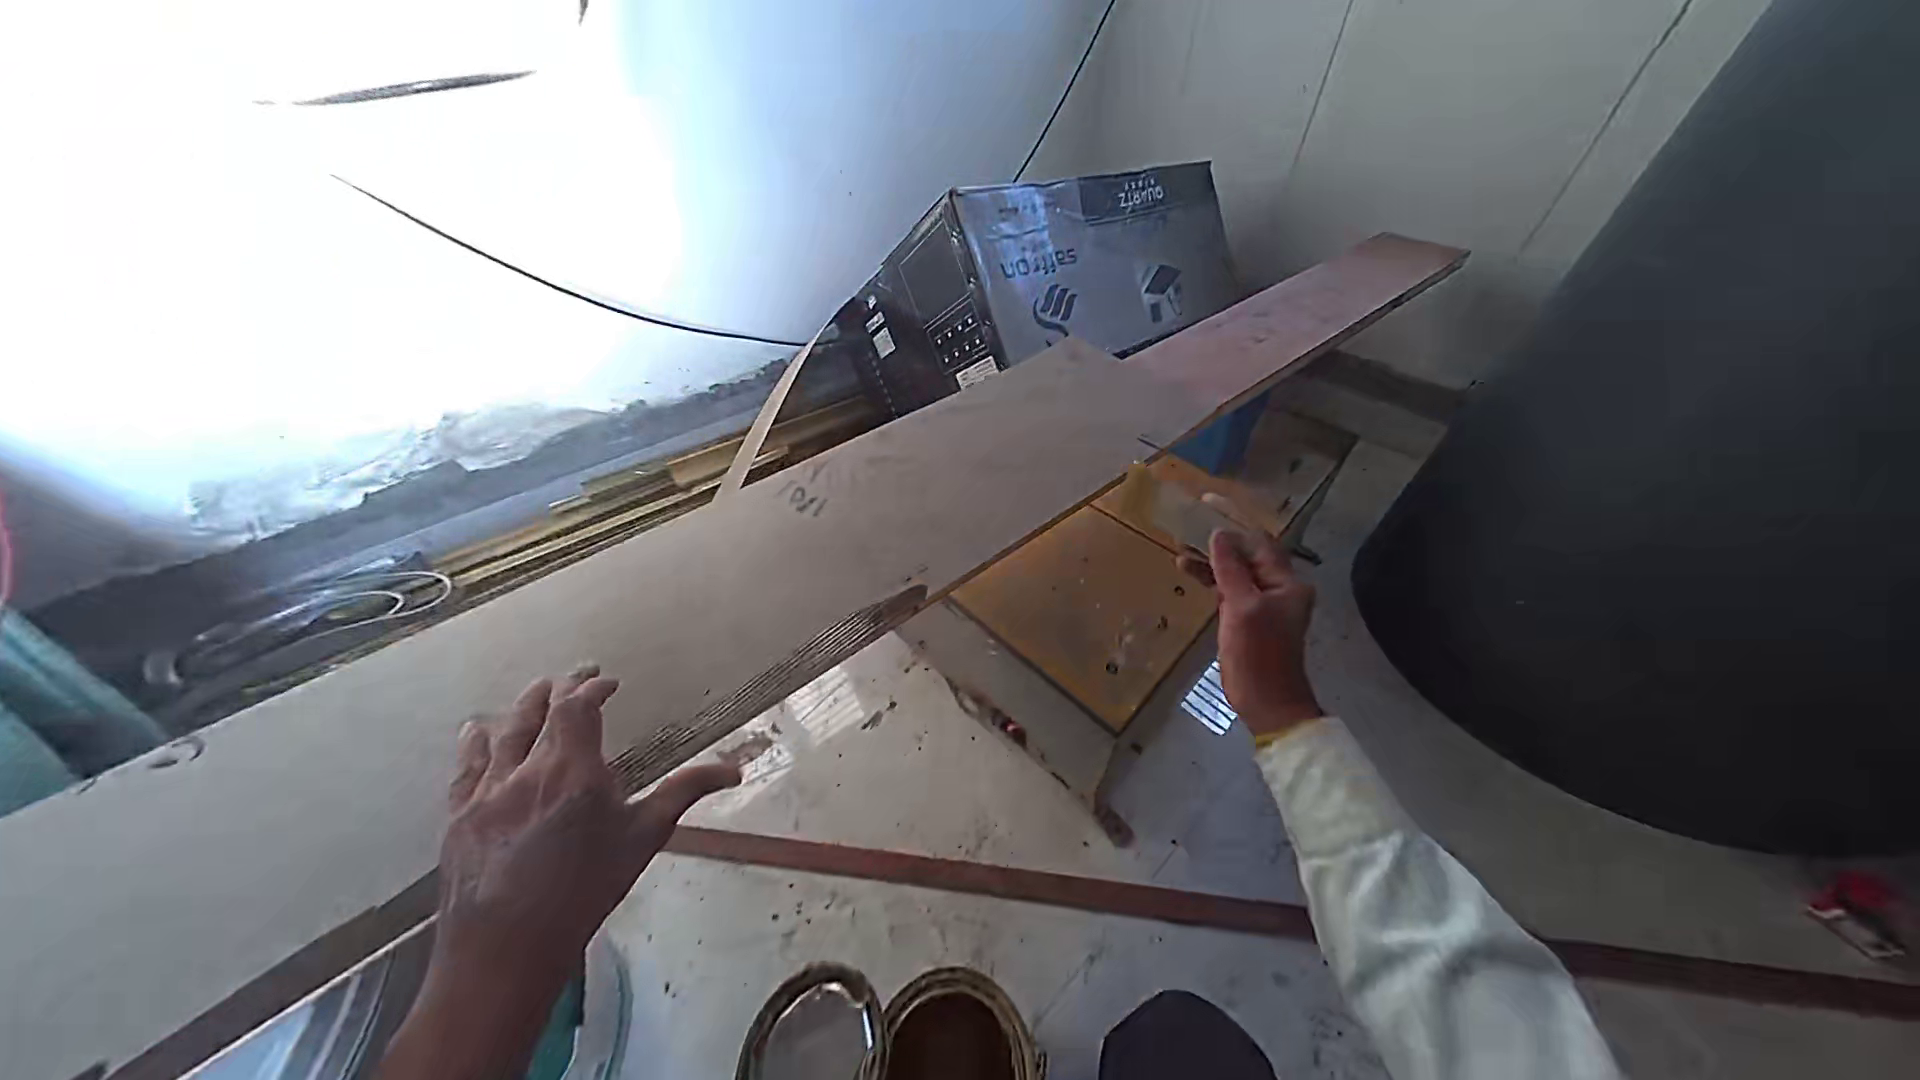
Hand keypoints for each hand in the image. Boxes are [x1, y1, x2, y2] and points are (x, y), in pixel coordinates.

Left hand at [378, 668, 738, 1079]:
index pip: (579, 707)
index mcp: (574, 771)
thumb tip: (734, 769)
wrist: (505, 951)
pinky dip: (475, 743)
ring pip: (503, 734)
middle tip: (579, 674)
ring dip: (524, 706)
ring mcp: (487, 793)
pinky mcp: (458, 817)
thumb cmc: (586, 889)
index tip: (610, 682)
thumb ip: (686, 792)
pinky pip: (465, 768)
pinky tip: (476, 729)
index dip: (593, 687)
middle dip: (562, 688)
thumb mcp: (645, 837)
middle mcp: (527, 771)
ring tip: (539, 689)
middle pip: (540, 712)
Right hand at [1180, 528, 1323, 738]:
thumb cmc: (1257, 653)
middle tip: (1188, 526)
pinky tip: (1188, 572)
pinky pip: (1228, 589)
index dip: (1233, 523)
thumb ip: (1230, 569)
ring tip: (1180, 551)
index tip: (1208, 505)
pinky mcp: (1246, 617)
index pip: (1259, 543)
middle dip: (1217, 541)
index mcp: (1287, 583)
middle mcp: (1277, 588)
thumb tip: (1218, 535)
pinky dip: (1210, 580)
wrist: (1266, 701)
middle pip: (1246, 555)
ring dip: (1209, 561)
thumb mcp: (1241, 607)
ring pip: (1233, 572)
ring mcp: (1261, 603)